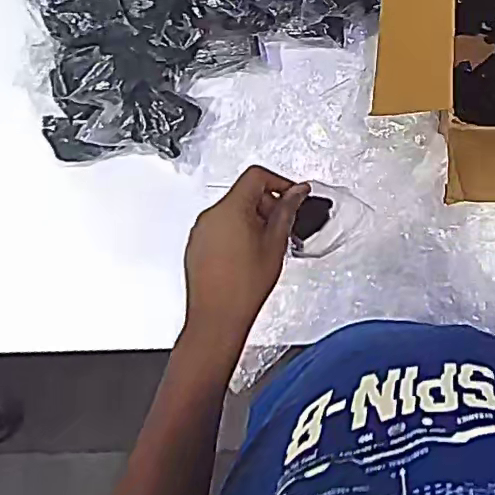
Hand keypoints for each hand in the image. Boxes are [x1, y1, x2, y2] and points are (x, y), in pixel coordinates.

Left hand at [183, 165, 307, 345]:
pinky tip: (250, 254)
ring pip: (233, 210)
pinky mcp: (197, 246)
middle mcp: (210, 216)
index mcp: (230, 210)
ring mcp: (200, 231)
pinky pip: (221, 226)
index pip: (256, 176)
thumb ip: (287, 210)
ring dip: (254, 219)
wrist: (217, 317)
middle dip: (268, 204)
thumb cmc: (244, 285)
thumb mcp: (276, 242)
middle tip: (283, 224)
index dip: (280, 182)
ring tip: (268, 244)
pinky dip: (239, 231)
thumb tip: (297, 192)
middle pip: (244, 193)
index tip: (293, 194)